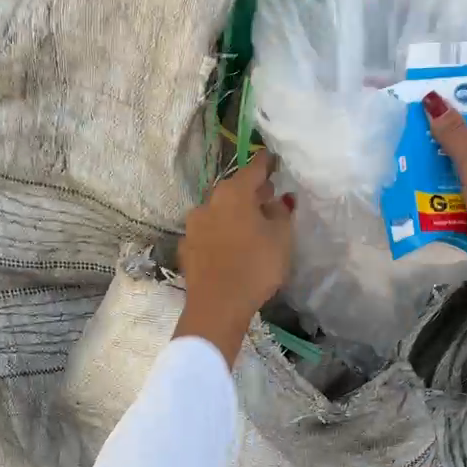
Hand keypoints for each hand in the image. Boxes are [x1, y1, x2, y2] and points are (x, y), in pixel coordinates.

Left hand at [174, 155, 295, 364]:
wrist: (217, 306)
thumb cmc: (255, 268)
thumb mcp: (281, 238)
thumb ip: (280, 213)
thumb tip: (275, 200)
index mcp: (234, 193)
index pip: (254, 168)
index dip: (266, 163)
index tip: (273, 160)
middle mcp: (208, 202)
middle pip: (233, 190)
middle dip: (250, 192)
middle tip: (266, 198)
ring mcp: (192, 226)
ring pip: (217, 212)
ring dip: (232, 214)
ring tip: (248, 226)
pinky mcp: (185, 249)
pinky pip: (208, 234)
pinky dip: (219, 234)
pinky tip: (229, 247)